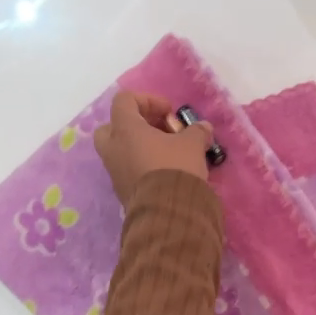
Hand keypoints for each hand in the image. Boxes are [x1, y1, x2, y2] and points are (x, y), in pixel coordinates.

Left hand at [92, 90, 215, 202]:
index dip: (148, 100)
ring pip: (119, 152)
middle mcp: (113, 149)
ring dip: (138, 149)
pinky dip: (140, 168)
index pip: (125, 100)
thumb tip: (203, 128)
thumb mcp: (192, 145)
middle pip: (112, 126)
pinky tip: (162, 174)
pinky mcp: (122, 193)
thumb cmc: (175, 169)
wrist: (168, 214)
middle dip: (133, 126)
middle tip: (156, 132)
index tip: (169, 112)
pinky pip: (127, 172)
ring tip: (164, 155)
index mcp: (125, 129)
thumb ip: (196, 132)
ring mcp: (115, 173)